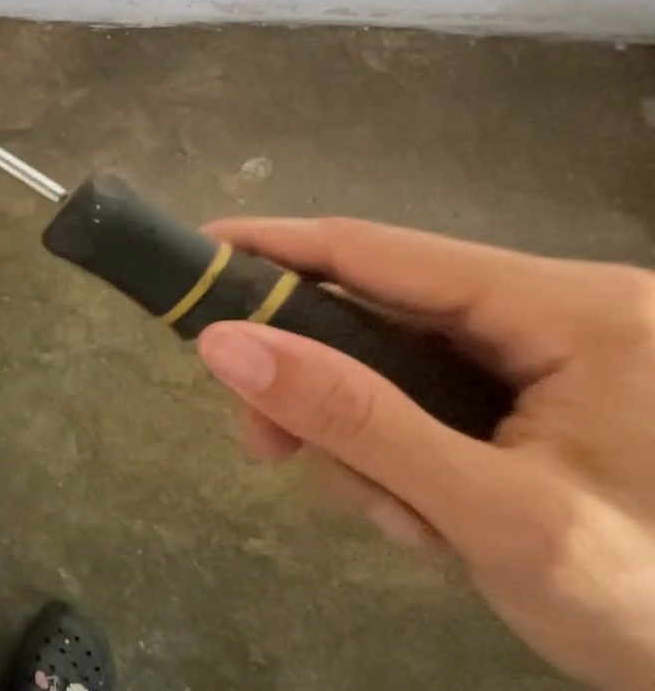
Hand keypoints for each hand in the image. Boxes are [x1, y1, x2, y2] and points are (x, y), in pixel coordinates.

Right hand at [195, 218, 654, 690]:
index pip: (376, 250)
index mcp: (574, 309)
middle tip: (262, 442)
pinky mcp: (555, 397)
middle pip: (378, 314)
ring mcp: (564, 356)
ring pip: (395, 362)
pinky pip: (429, 394)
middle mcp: (567, 312)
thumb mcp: (498, 516)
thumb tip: (218, 342)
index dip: (270, 247)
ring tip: (389, 513)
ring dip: (358, 432)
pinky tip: (421, 510)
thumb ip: (357, 423)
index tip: (189, 255)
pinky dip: (398, 446)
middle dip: (313, 383)